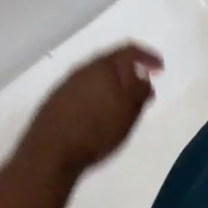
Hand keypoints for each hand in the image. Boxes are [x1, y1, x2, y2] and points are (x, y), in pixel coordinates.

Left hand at [19, 45, 162, 177]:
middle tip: (140, 89)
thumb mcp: (129, 111)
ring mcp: (65, 87)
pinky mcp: (52, 105)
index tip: (160, 68)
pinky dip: (94, 100)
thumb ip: (141, 90)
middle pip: (110, 63)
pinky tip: (96, 117)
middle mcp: (82, 69)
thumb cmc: (95, 130)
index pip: (129, 50)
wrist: (47, 157)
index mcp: (103, 65)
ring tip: (120, 107)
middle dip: (128, 74)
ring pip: (94, 79)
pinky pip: (81, 94)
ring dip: (110, 88)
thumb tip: (143, 78)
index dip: (147, 56)